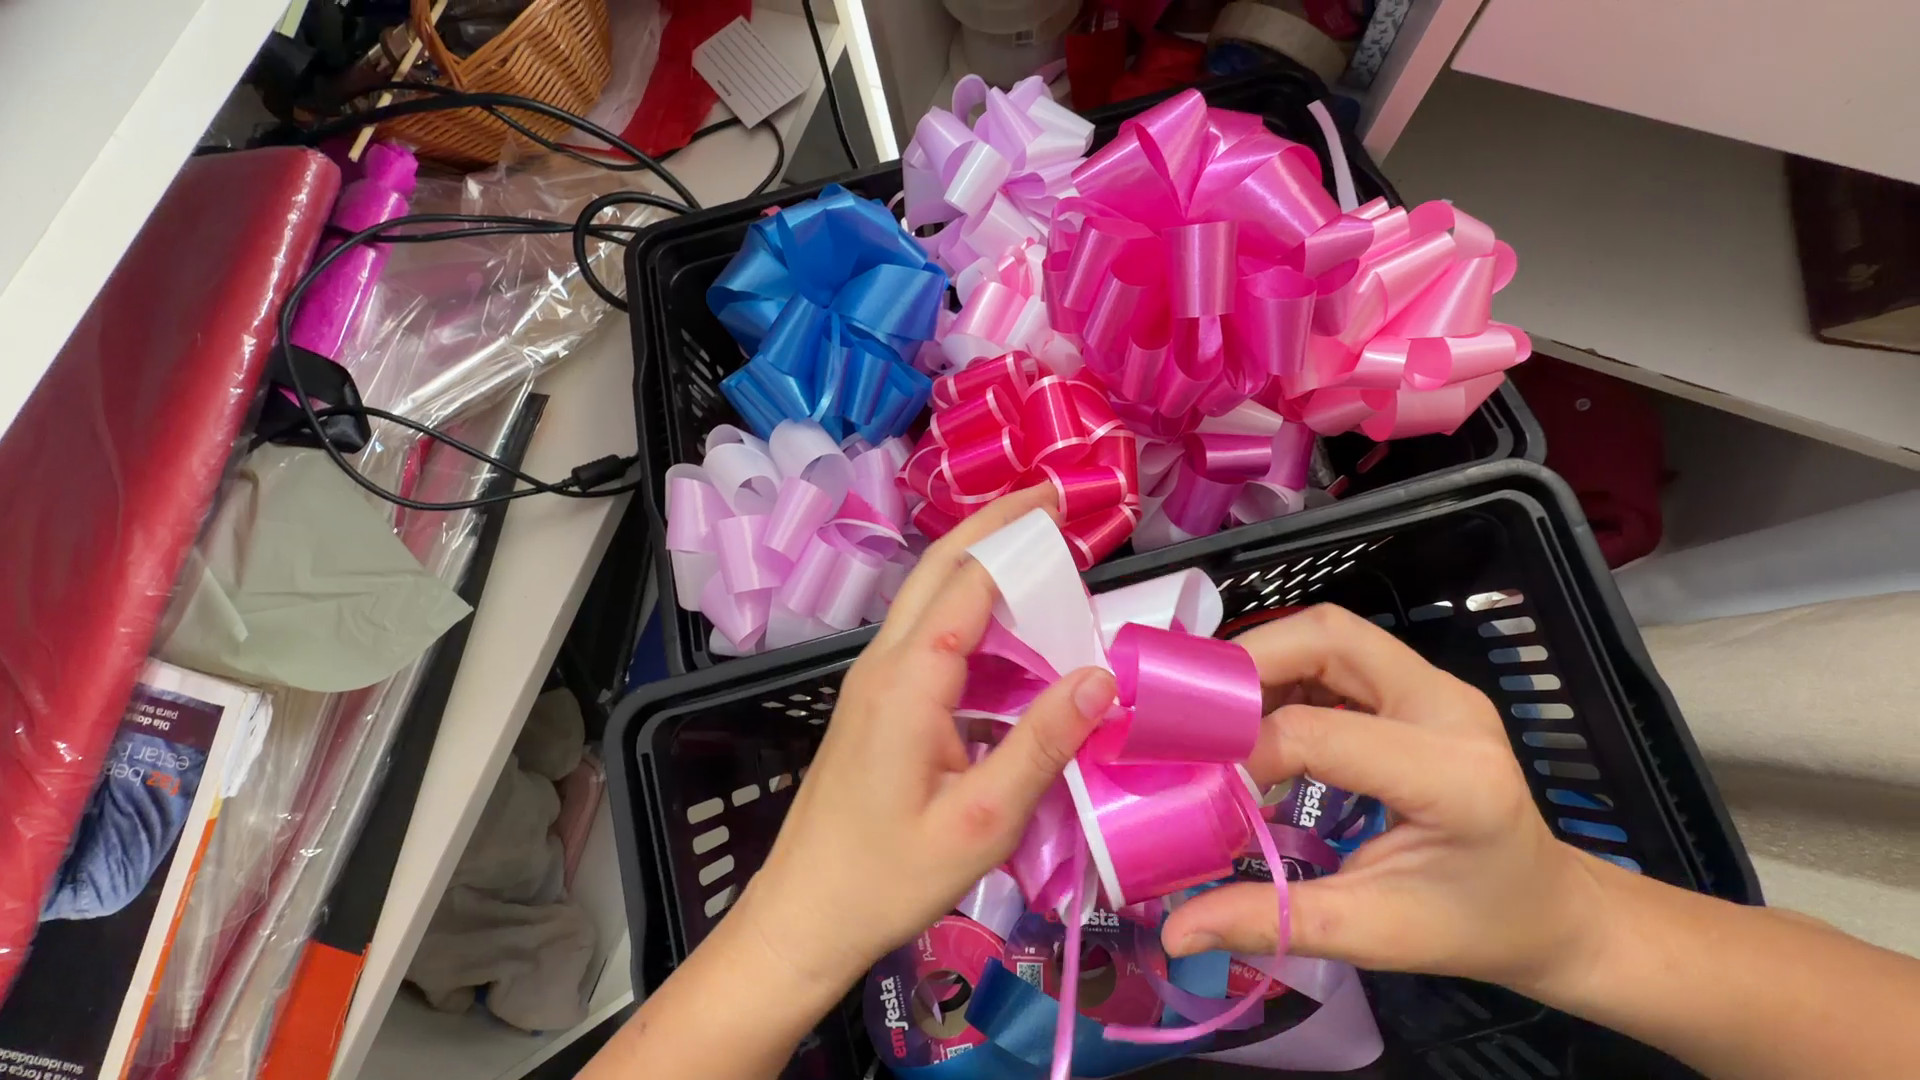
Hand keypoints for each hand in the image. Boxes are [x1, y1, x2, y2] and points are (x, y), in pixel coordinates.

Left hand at [733, 486, 1116, 993]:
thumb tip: (1102, 677)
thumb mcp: (981, 822)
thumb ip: (1042, 744)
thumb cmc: (888, 876)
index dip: (1018, 541)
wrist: (804, 914)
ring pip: (928, 596)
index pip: (968, 584)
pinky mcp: (876, 700)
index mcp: (908, 680)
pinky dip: (970, 609)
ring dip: (980, 562)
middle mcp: (884, 662)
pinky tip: (1008, 630)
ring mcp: (873, 678)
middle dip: (992, 524)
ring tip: (1040, 552)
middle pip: (937, 568)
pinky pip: (925, 633)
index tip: (1067, 512)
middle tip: (1050, 500)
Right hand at [1161, 605, 1608, 998]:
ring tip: (1219, 706)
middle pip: (1329, 637)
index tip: (1201, 783)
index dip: (1245, 750)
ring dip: (1264, 658)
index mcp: (1453, 776)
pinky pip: (1338, 651)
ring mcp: (1437, 687)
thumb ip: (1273, 921)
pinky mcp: (1420, 685)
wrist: (1551, 908)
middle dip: (1248, 661)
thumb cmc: (1472, 925)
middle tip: (1196, 708)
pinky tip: (1259, 710)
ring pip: (1330, 631)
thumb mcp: (1373, 933)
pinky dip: (1286, 667)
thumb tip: (1175, 933)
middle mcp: (1448, 709)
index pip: (1317, 733)